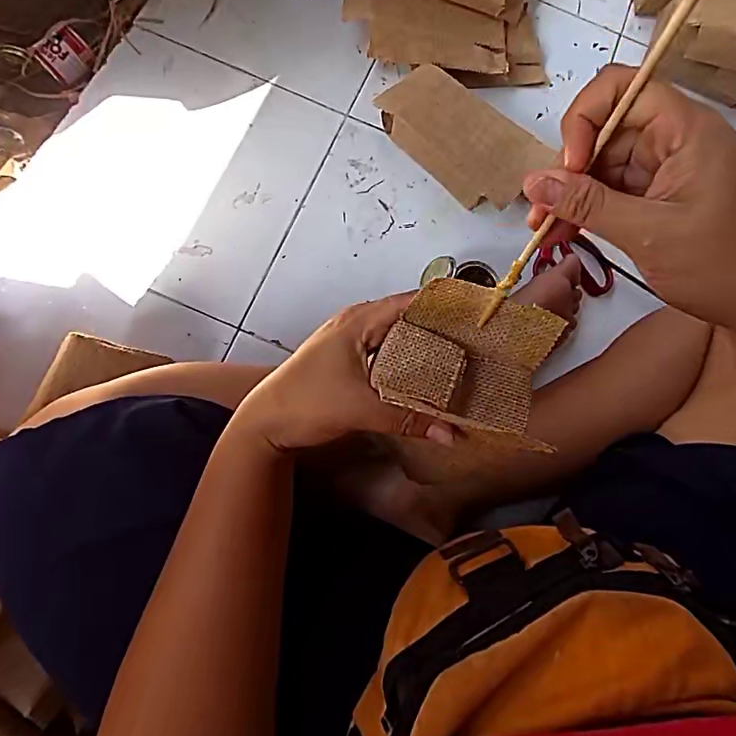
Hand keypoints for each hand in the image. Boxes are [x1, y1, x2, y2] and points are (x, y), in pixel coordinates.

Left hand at [231, 294, 457, 453]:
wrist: (264, 423)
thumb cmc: (303, 403)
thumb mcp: (362, 410)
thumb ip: (410, 420)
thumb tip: (451, 433)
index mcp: (358, 321)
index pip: (408, 302)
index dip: (439, 304)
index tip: (470, 310)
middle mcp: (353, 324)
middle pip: (403, 317)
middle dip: (435, 326)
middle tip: (471, 338)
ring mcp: (347, 341)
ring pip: (392, 336)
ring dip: (418, 344)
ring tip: (455, 355)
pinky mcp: (344, 360)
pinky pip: (382, 351)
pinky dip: (402, 359)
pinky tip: (419, 375)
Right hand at [521, 65, 735, 337]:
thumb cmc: (727, 267)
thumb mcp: (648, 234)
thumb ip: (587, 204)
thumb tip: (533, 181)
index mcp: (687, 131)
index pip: (622, 88)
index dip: (585, 117)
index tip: (571, 165)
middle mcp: (675, 140)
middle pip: (603, 130)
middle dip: (568, 167)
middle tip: (542, 209)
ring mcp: (666, 169)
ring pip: (601, 164)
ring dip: (570, 194)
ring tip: (546, 229)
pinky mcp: (659, 196)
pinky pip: (610, 190)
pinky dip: (585, 209)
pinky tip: (564, 232)